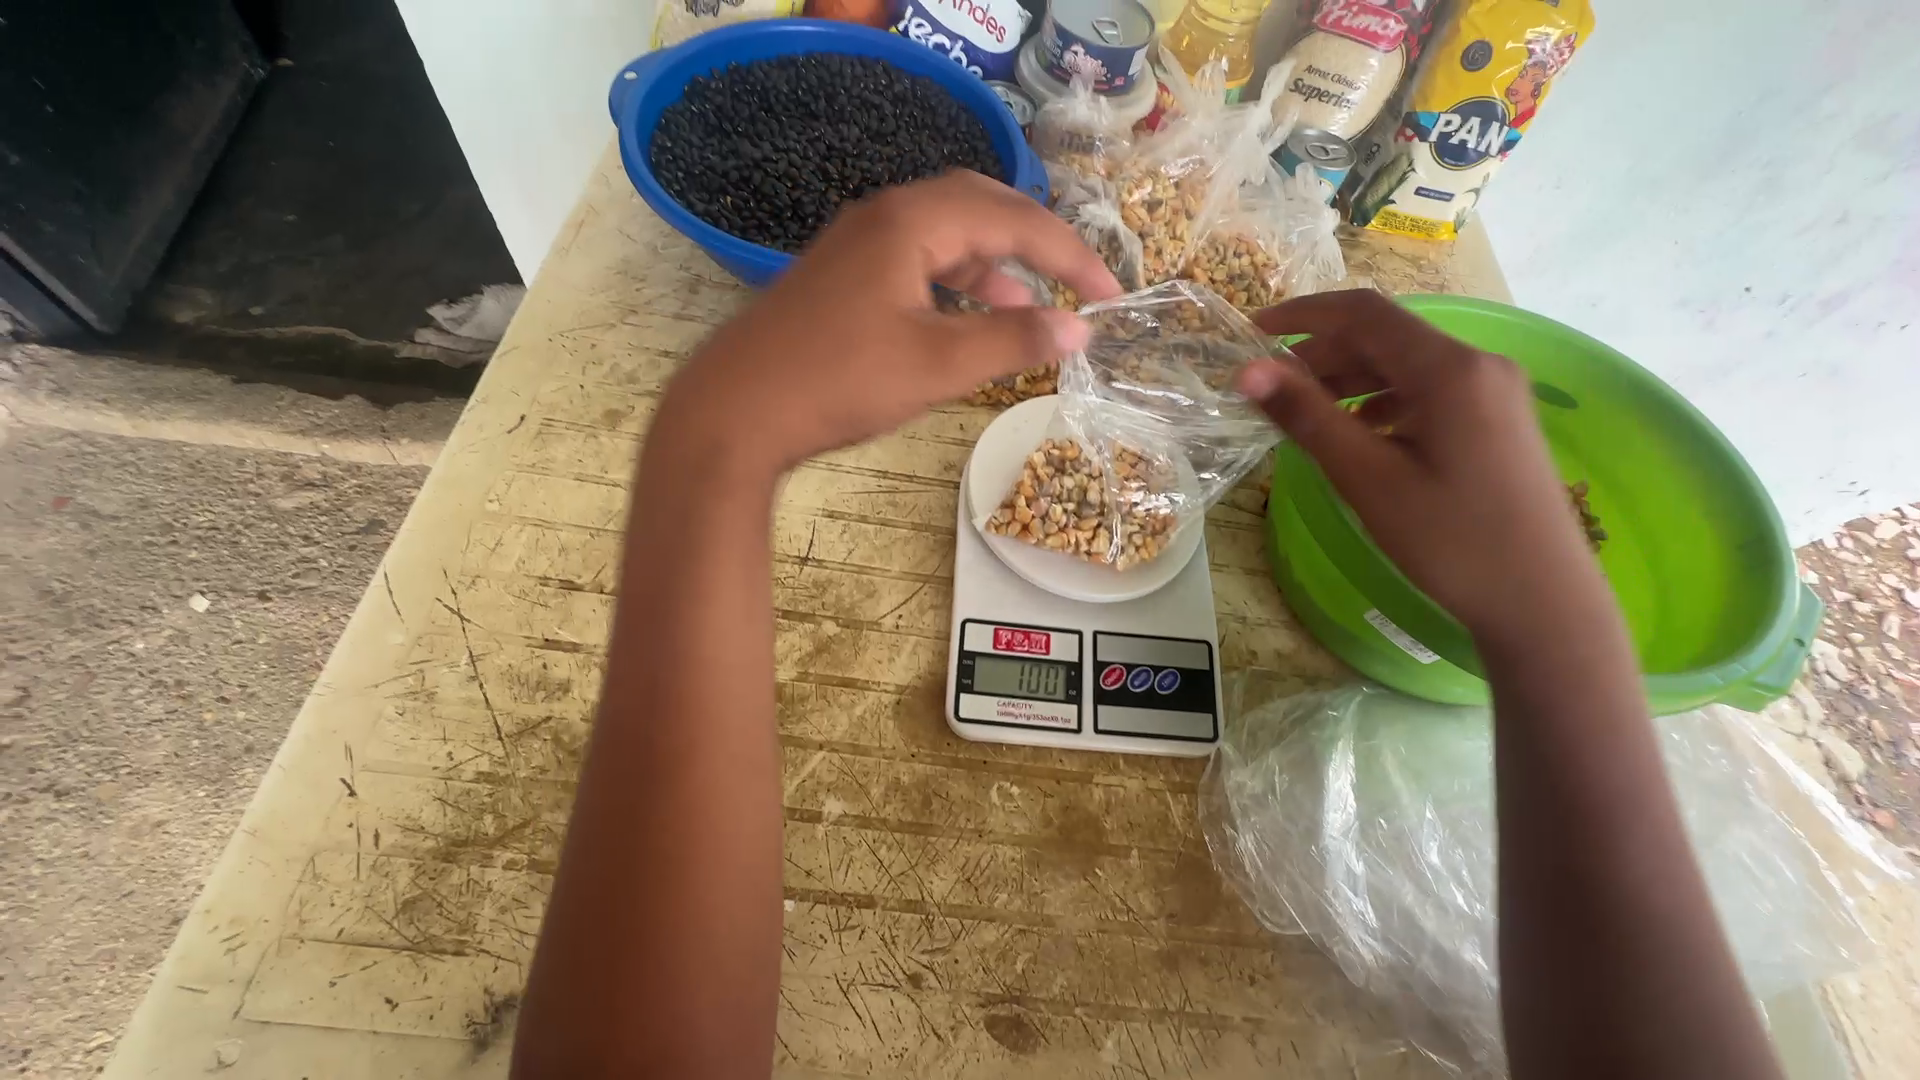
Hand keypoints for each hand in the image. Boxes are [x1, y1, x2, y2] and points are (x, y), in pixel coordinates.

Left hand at [664, 171, 1122, 474]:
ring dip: (992, 267)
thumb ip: (1012, 339)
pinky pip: (914, 263)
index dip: (1070, 256)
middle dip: (1033, 246)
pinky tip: (962, 320)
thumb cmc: (839, 382)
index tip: (1110, 294)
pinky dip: (952, 286)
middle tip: (1074, 282)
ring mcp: (855, 245)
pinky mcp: (839, 278)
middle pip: (978, 208)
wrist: (733, 412)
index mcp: (911, 221)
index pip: (1013, 219)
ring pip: (943, 237)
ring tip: (1026, 309)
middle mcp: (882, 216)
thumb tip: (1078, 329)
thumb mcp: (937, 365)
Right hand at [1236, 290, 1595, 637]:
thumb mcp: (1367, 478)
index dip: (1301, 315)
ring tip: (1303, 414)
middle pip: (1385, 336)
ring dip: (1348, 379)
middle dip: (1321, 353)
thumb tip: (1247, 371)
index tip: (1250, 332)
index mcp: (1449, 368)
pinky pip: (1426, 390)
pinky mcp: (1495, 419)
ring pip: (1405, 364)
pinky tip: (1356, 433)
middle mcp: (1477, 364)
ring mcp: (1492, 391)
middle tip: (1270, 389)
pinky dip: (1380, 401)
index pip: (1364, 313)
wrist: (1542, 600)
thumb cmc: (1450, 539)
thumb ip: (1306, 416)